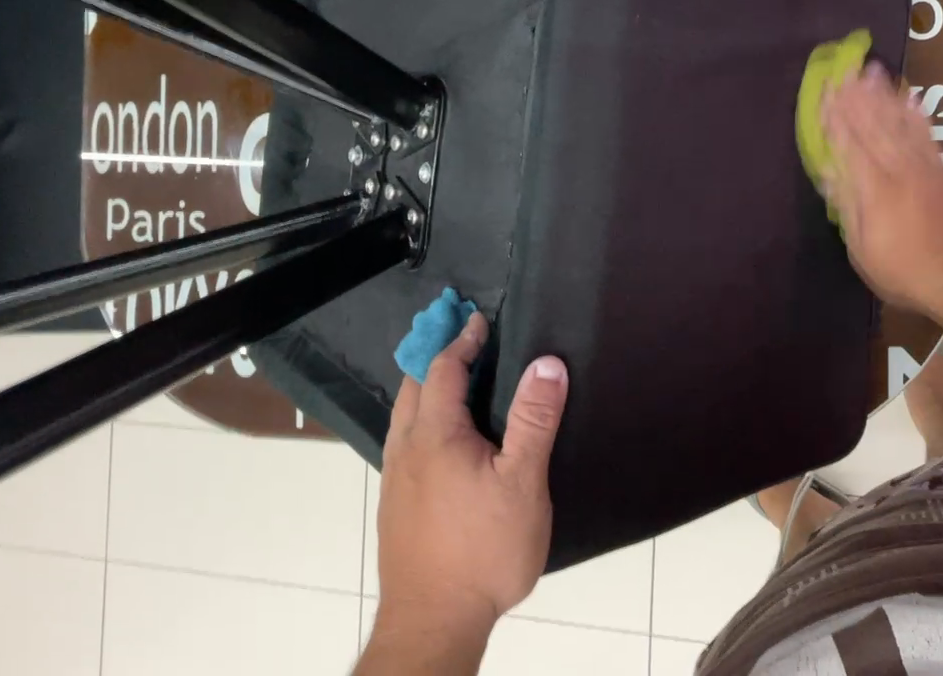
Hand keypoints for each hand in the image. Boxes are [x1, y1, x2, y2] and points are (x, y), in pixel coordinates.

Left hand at [368, 312, 568, 662]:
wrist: (433, 623)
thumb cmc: (483, 547)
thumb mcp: (522, 480)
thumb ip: (533, 418)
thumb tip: (547, 361)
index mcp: (434, 436)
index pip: (442, 370)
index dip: (462, 340)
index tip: (479, 318)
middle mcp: (406, 450)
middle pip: (413, 387)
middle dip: (433, 354)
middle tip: (459, 333)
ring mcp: (396, 480)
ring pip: (404, 416)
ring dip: (424, 385)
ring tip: (452, 375)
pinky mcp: (397, 506)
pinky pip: (405, 441)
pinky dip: (422, 415)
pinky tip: (444, 436)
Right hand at [819, 62, 942, 315]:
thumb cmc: (899, 269)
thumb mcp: (861, 247)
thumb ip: (847, 206)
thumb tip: (828, 171)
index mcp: (875, 190)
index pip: (850, 145)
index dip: (836, 117)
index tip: (825, 92)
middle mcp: (899, 171)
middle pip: (874, 127)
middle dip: (858, 97)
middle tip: (845, 70)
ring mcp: (923, 169)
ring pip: (900, 125)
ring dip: (884, 97)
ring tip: (872, 72)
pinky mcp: (940, 172)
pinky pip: (926, 136)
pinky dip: (916, 115)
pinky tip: (908, 98)